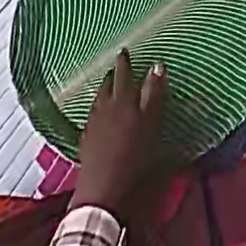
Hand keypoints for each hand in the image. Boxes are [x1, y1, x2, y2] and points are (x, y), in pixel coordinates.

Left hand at [71, 49, 168, 214]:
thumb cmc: (135, 161)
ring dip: (107, 85)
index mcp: (125, 102)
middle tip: (121, 60)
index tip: (132, 53)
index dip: (131, 63)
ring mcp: (95, 122)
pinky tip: (101, 111)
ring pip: (101, 95)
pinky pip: (94, 112)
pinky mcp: (87, 138)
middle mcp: (108, 107)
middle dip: (118, 70)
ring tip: (111, 81)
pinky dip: (100, 104)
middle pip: (112, 82)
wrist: (103, 192)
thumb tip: (158, 66)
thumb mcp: (152, 126)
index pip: (127, 75)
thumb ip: (154, 95)